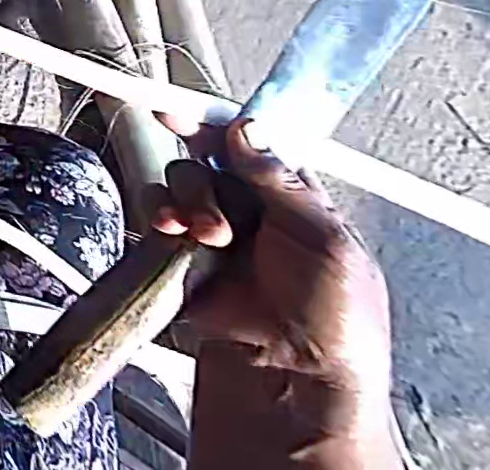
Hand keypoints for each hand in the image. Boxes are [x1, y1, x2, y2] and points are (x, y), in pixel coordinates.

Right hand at [152, 125, 401, 468]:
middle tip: (221, 219)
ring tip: (208, 241)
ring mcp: (212, 226)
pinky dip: (160, 215)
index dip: (218, 123)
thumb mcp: (327, 244)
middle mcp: (250, 207)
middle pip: (206, 158)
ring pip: (179, 181)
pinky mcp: (179, 246)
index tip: (182, 110)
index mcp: (294, 199)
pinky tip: (175, 235)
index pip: (251, 143)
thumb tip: (249, 129)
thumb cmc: (333, 325)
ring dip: (188, 204)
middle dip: (206, 183)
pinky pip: (156, 208)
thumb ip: (282, 180)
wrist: (288, 380)